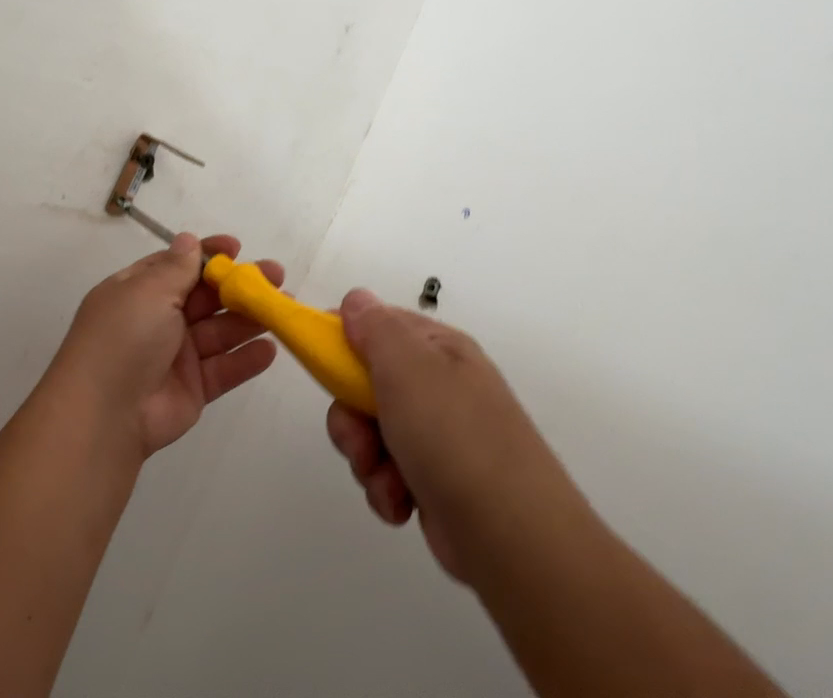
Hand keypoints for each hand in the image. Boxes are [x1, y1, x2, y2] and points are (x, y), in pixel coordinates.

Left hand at [49, 233, 280, 456]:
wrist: (107, 413)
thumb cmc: (124, 338)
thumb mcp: (147, 291)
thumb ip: (177, 267)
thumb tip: (188, 240)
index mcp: (137, 292)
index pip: (177, 266)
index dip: (207, 255)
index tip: (237, 247)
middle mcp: (157, 321)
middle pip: (205, 298)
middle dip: (239, 285)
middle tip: (276, 276)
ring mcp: (176, 356)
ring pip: (220, 331)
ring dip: (251, 319)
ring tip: (284, 307)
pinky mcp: (193, 388)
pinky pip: (224, 368)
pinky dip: (247, 359)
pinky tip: (270, 348)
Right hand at [325, 289, 576, 584]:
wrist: (509, 533)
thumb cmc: (454, 437)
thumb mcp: (409, 368)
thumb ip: (376, 328)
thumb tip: (357, 299)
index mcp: (439, 350)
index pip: (378, 326)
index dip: (344, 341)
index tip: (322, 364)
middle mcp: (439, 387)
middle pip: (364, 384)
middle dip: (350, 416)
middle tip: (360, 438)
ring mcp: (438, 436)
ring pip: (370, 433)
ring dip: (367, 459)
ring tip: (388, 481)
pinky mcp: (434, 480)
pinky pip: (386, 473)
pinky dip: (386, 489)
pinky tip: (402, 505)